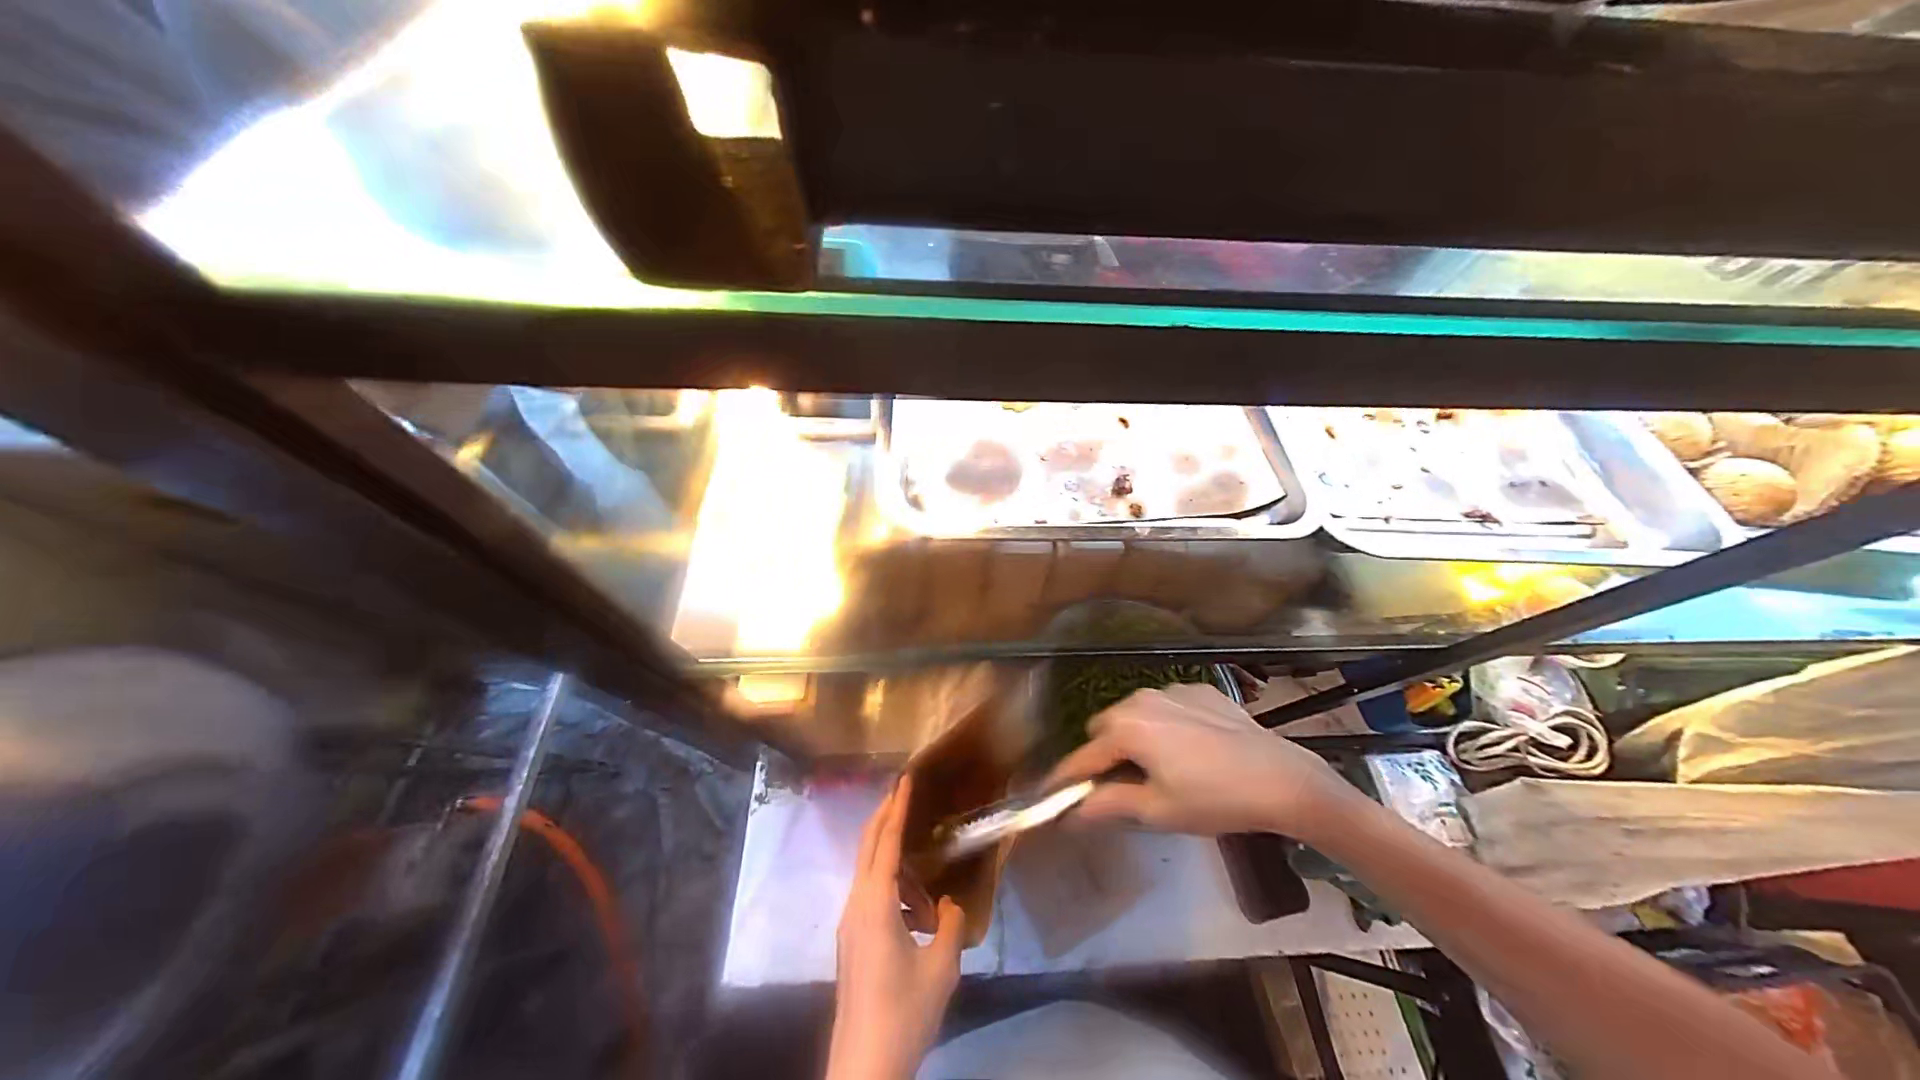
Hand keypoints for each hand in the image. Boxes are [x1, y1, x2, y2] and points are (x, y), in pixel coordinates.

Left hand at [827, 776, 964, 1079]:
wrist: (864, 1063)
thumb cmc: (904, 1010)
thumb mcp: (940, 968)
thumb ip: (950, 927)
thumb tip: (949, 904)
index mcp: (875, 902)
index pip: (886, 841)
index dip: (897, 808)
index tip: (905, 778)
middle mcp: (856, 904)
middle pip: (868, 848)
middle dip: (884, 817)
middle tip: (904, 793)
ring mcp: (850, 924)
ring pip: (869, 874)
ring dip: (894, 862)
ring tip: (925, 875)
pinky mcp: (851, 942)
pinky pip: (870, 897)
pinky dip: (891, 888)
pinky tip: (916, 913)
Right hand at [1046, 683, 1355, 839]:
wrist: (1283, 779)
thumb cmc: (1215, 800)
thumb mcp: (1158, 810)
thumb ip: (1108, 805)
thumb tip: (1071, 813)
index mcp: (1126, 728)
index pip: (1082, 757)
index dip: (1065, 779)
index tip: (1052, 796)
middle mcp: (1141, 699)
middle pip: (1103, 727)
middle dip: (1104, 754)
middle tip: (1123, 785)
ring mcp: (1172, 690)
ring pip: (1134, 713)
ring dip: (1134, 736)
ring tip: (1160, 767)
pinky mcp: (1199, 690)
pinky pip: (1166, 705)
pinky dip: (1166, 724)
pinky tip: (1193, 749)